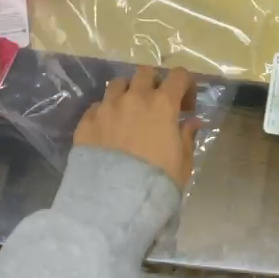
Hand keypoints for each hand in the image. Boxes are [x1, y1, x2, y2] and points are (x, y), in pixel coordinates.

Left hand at [74, 66, 200, 188]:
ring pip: (117, 84)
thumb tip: (192, 122)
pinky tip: (107, 129)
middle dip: (153, 83)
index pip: (179, 75)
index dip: (185, 85)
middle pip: (145, 73)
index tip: (186, 106)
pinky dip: (105, 112)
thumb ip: (187, 137)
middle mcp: (134, 98)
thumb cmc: (156, 182)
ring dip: (126, 92)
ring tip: (128, 112)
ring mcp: (107, 107)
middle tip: (156, 105)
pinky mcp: (86, 122)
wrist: (113, 204)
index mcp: (162, 104)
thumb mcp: (182, 163)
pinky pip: (96, 106)